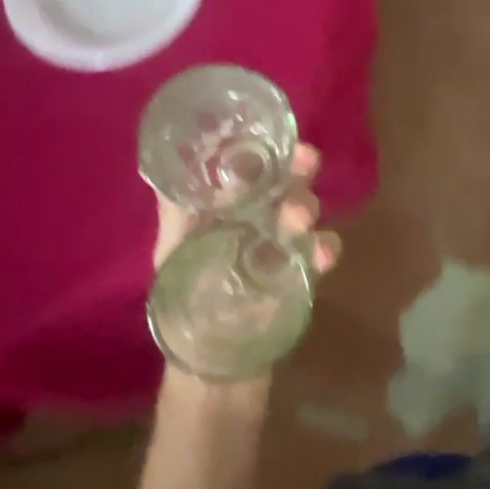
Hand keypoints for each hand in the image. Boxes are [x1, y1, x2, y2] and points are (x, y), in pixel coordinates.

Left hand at [151, 142, 341, 275]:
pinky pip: (322, 252)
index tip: (269, 138)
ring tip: (297, 217)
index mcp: (236, 202)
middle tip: (307, 159)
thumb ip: (176, 213)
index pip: (256, 166)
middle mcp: (266, 214)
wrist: (206, 350)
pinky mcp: (303, 271)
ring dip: (306, 206)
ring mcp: (287, 242)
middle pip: (289, 181)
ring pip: (306, 211)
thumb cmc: (185, 291)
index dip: (265, 149)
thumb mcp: (174, 247)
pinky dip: (325, 249)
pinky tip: (318, 255)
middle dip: (300, 168)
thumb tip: (164, 171)